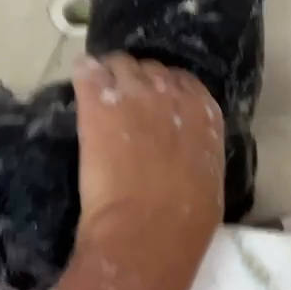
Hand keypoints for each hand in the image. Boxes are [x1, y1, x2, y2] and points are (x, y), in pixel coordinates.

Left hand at [72, 54, 224, 251]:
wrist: (148, 226)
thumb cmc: (187, 216)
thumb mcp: (210, 177)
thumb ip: (200, 149)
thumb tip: (188, 149)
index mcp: (204, 110)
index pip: (183, 81)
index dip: (167, 92)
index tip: (157, 107)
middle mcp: (171, 91)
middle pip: (151, 69)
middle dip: (139, 83)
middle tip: (126, 106)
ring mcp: (134, 92)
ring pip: (118, 64)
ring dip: (111, 77)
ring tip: (101, 95)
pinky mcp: (97, 101)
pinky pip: (86, 70)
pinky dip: (83, 74)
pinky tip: (80, 82)